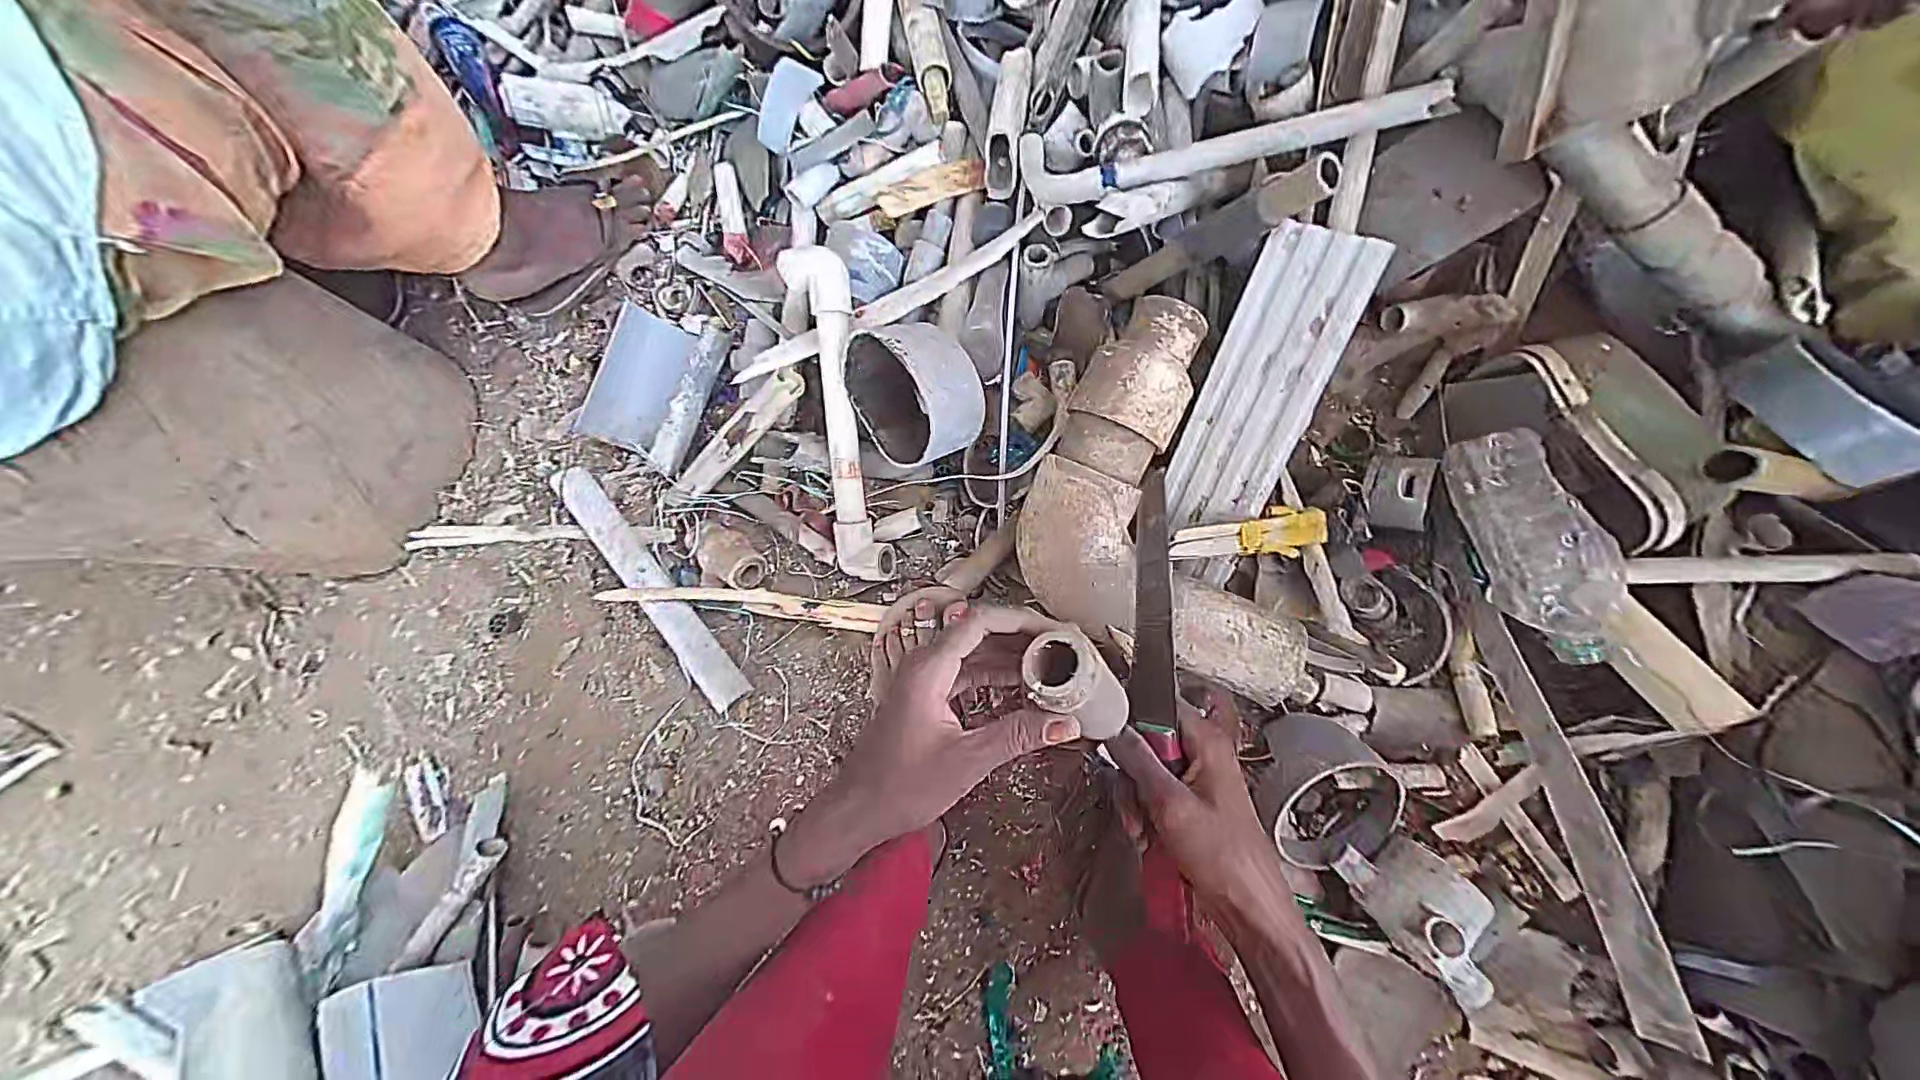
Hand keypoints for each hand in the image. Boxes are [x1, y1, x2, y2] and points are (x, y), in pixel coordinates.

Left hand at [782, 604, 1082, 883]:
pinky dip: (995, 678)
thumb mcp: (966, 760)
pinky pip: (966, 674)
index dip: (1022, 621)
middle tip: (1059, 648)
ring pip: (974, 654)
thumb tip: (1063, 723)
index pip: (981, 623)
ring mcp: (924, 679)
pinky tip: (1020, 690)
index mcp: (928, 669)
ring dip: (1011, 659)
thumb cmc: (897, 787)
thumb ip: (1017, 736)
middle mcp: (924, 665)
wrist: (858, 809)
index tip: (1053, 630)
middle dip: (1022, 638)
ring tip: (1048, 668)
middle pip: (979, 634)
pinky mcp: (926, 696)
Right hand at [1105, 688, 1293, 926]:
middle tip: (1134, 802)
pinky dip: (1143, 815)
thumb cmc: (1226, 858)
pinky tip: (1148, 837)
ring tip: (1143, 828)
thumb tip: (1114, 729)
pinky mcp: (1188, 805)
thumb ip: (1138, 760)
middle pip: (1146, 744)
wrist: (1247, 908)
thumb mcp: (1170, 804)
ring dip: (1134, 802)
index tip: (1116, 745)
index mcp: (1207, 742)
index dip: (1132, 723)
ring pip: (1145, 773)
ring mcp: (1195, 781)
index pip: (1159, 707)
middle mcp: (1203, 755)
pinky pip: (1152, 796)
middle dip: (1131, 776)